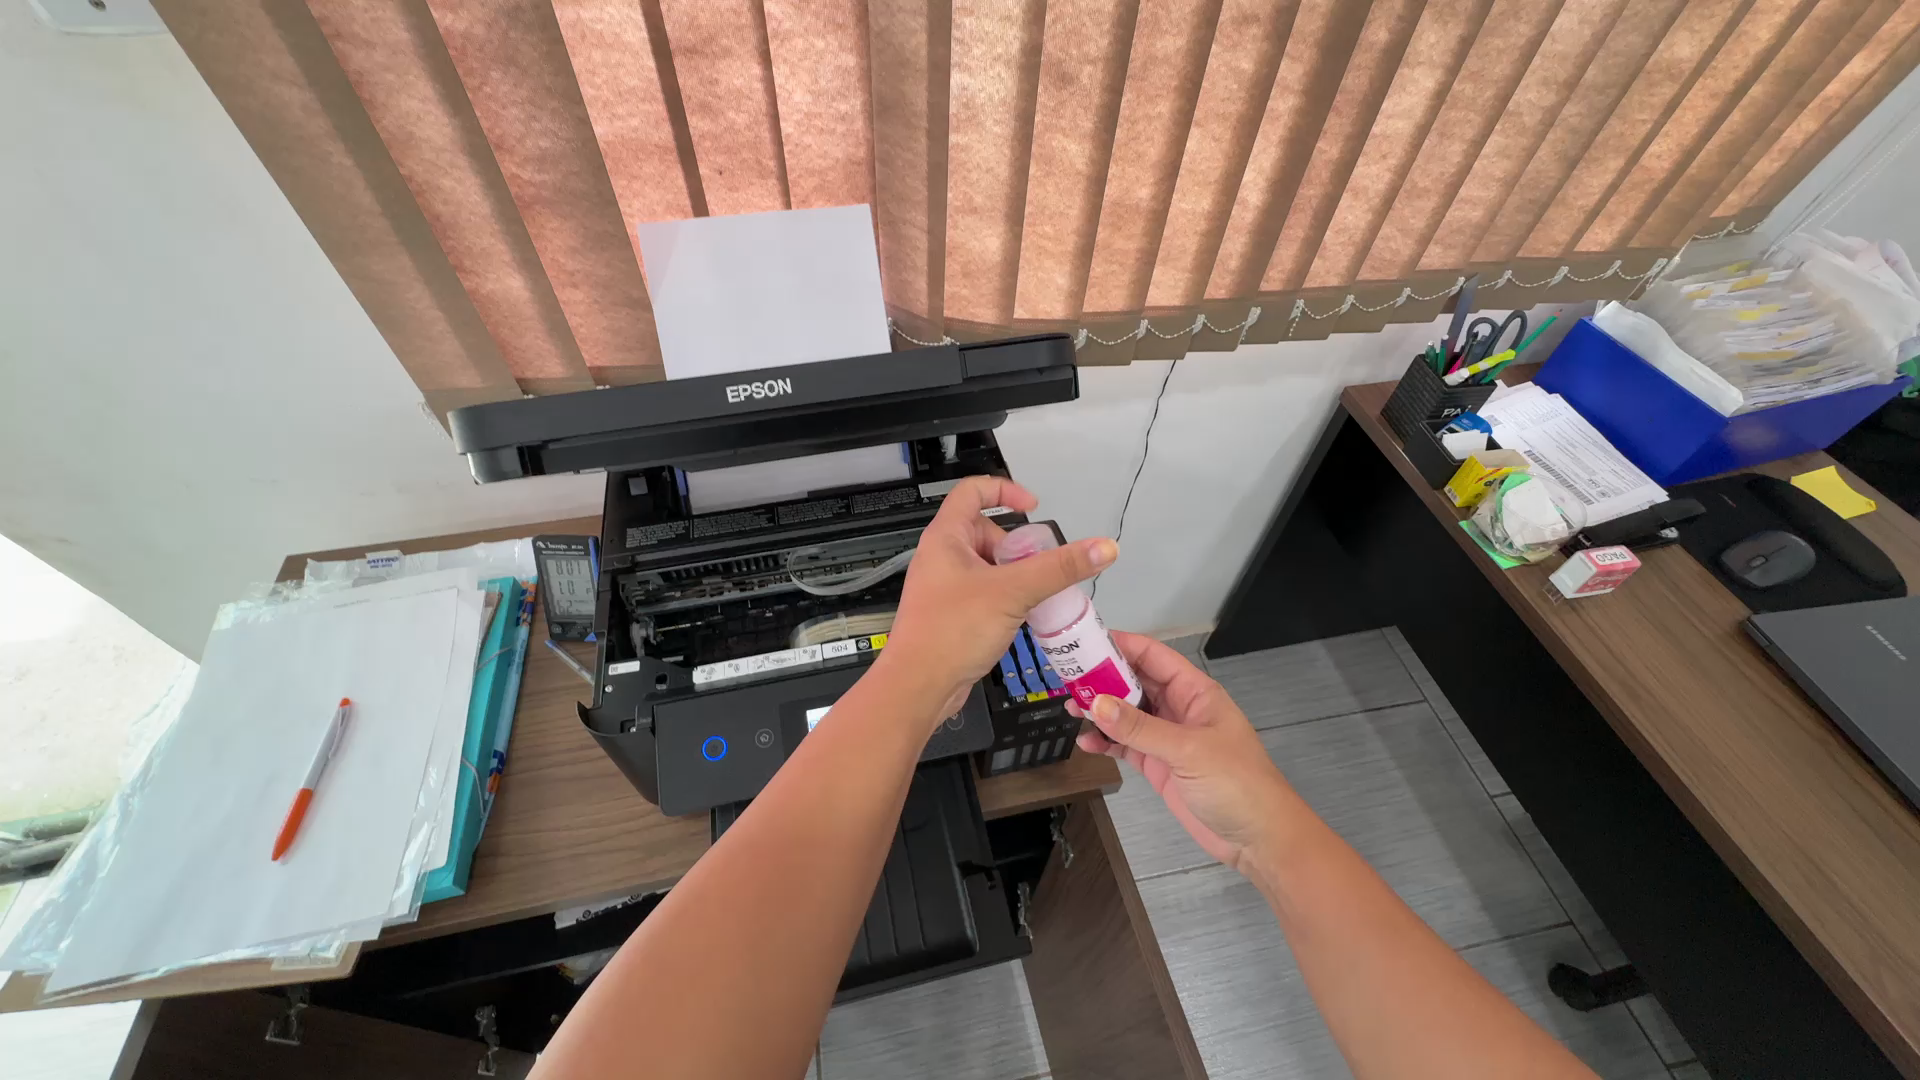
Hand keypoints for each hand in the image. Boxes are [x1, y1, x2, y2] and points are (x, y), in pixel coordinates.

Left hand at [883, 476, 1115, 722]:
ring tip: (1034, 596)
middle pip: (985, 531)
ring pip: (988, 566)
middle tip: (1038, 568)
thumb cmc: (954, 630)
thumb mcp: (1012, 592)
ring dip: (1015, 575)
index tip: (1034, 508)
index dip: (1005, 490)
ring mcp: (944, 587)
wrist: (919, 687)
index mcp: (945, 537)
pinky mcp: (951, 614)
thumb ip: (1060, 568)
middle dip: (1017, 546)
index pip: (972, 491)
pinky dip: (1005, 598)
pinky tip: (1022, 618)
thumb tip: (1105, 547)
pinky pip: (984, 593)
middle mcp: (941, 556)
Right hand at [1074, 632, 1297, 874]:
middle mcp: (1179, 708)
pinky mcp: (1158, 765)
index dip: (1121, 645)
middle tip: (1068, 677)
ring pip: (1126, 714)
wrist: (1259, 839)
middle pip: (1135, 682)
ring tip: (1070, 707)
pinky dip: (1105, 742)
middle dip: (1103, 678)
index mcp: (1195, 691)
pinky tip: (1086, 742)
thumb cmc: (1237, 783)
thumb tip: (1096, 704)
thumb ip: (1140, 727)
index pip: (1153, 656)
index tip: (1086, 642)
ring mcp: (1167, 738)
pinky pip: (1126, 745)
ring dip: (1100, 711)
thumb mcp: (1188, 750)